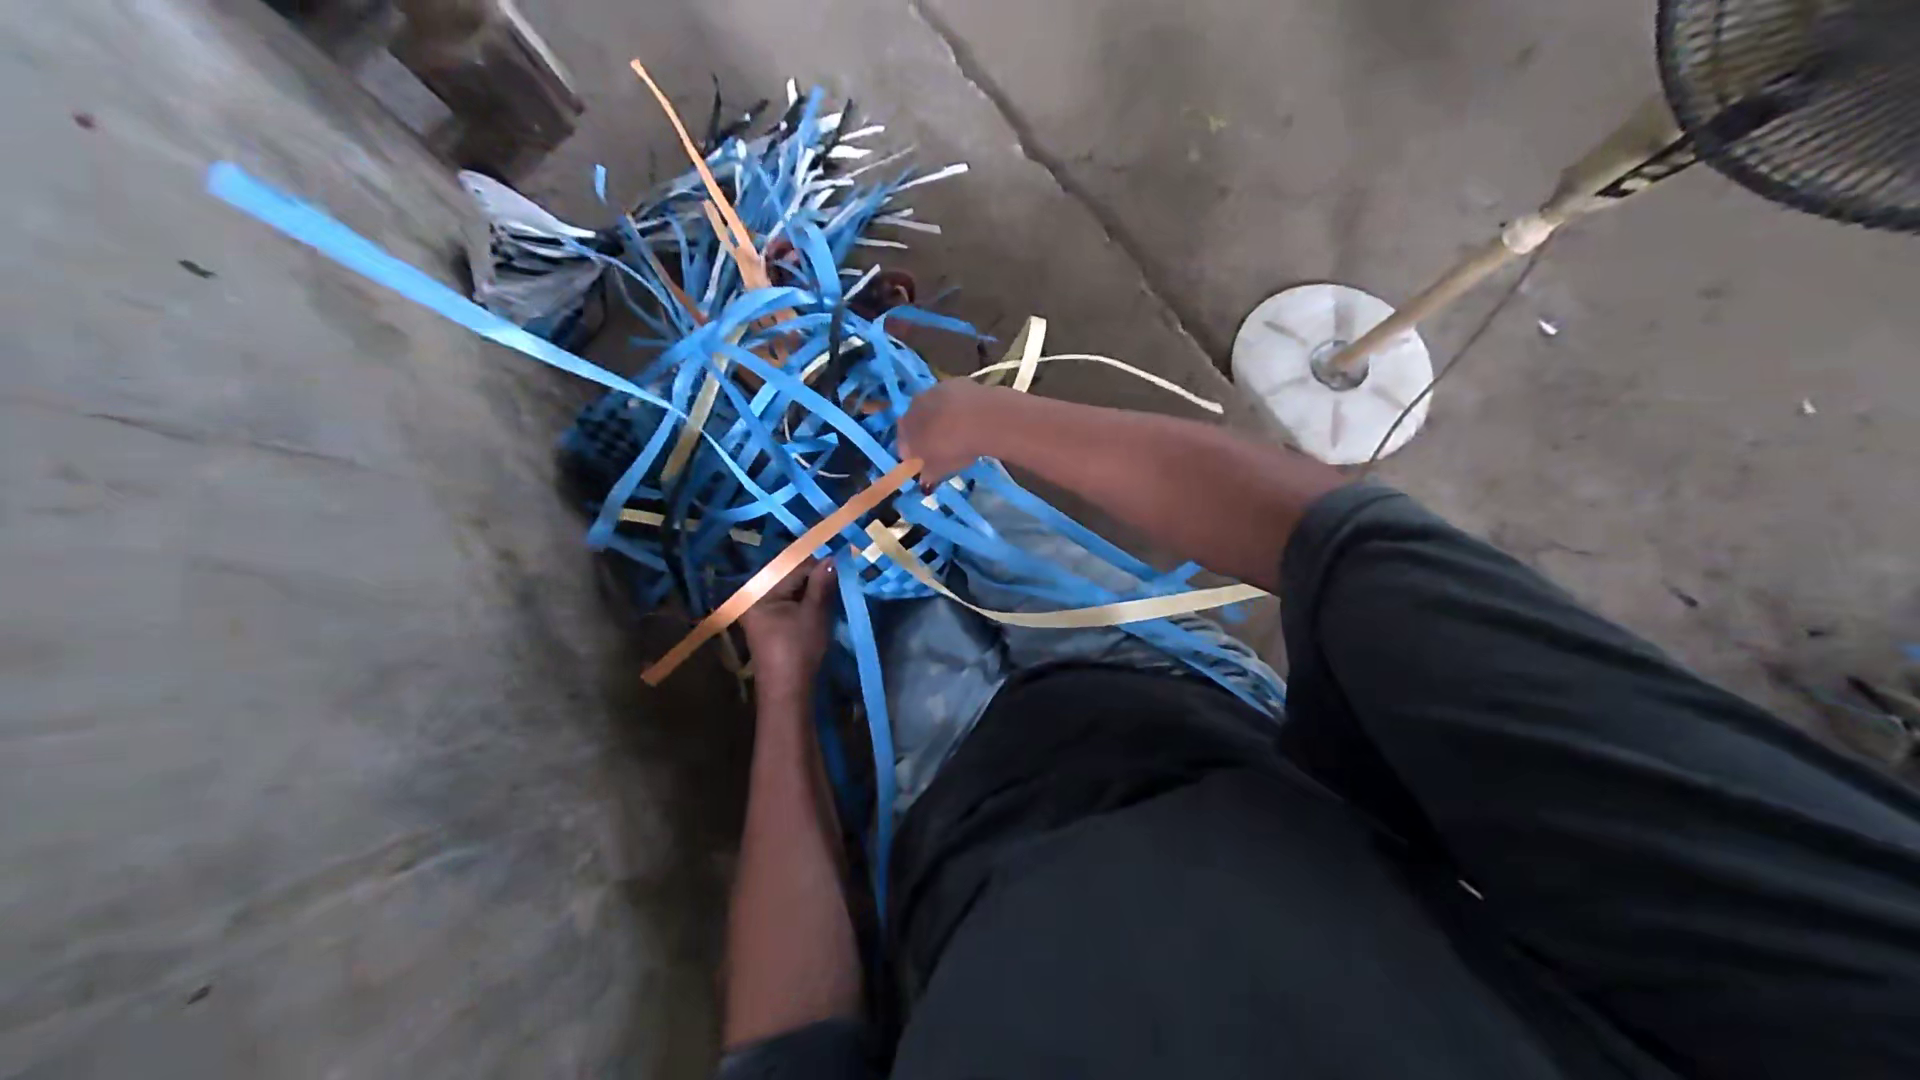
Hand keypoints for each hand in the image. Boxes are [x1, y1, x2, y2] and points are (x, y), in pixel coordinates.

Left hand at [741, 559, 836, 697]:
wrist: (788, 690)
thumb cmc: (799, 648)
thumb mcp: (814, 612)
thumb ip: (822, 582)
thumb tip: (833, 557)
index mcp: (760, 593)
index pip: (792, 568)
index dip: (818, 566)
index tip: (840, 567)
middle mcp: (755, 598)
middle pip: (789, 577)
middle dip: (814, 578)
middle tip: (838, 581)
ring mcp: (760, 612)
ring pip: (790, 590)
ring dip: (811, 591)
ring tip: (832, 594)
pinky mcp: (768, 624)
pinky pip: (787, 603)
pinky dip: (803, 603)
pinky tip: (819, 607)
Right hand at [899, 380, 1004, 488]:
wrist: (983, 419)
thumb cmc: (955, 449)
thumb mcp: (939, 469)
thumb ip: (928, 473)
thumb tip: (925, 476)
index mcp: (905, 430)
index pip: (903, 446)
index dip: (914, 456)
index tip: (926, 464)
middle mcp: (913, 407)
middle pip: (915, 423)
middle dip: (925, 434)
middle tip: (942, 447)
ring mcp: (932, 391)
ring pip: (932, 408)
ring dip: (940, 418)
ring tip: (959, 431)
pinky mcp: (953, 382)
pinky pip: (950, 398)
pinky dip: (956, 406)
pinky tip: (970, 416)